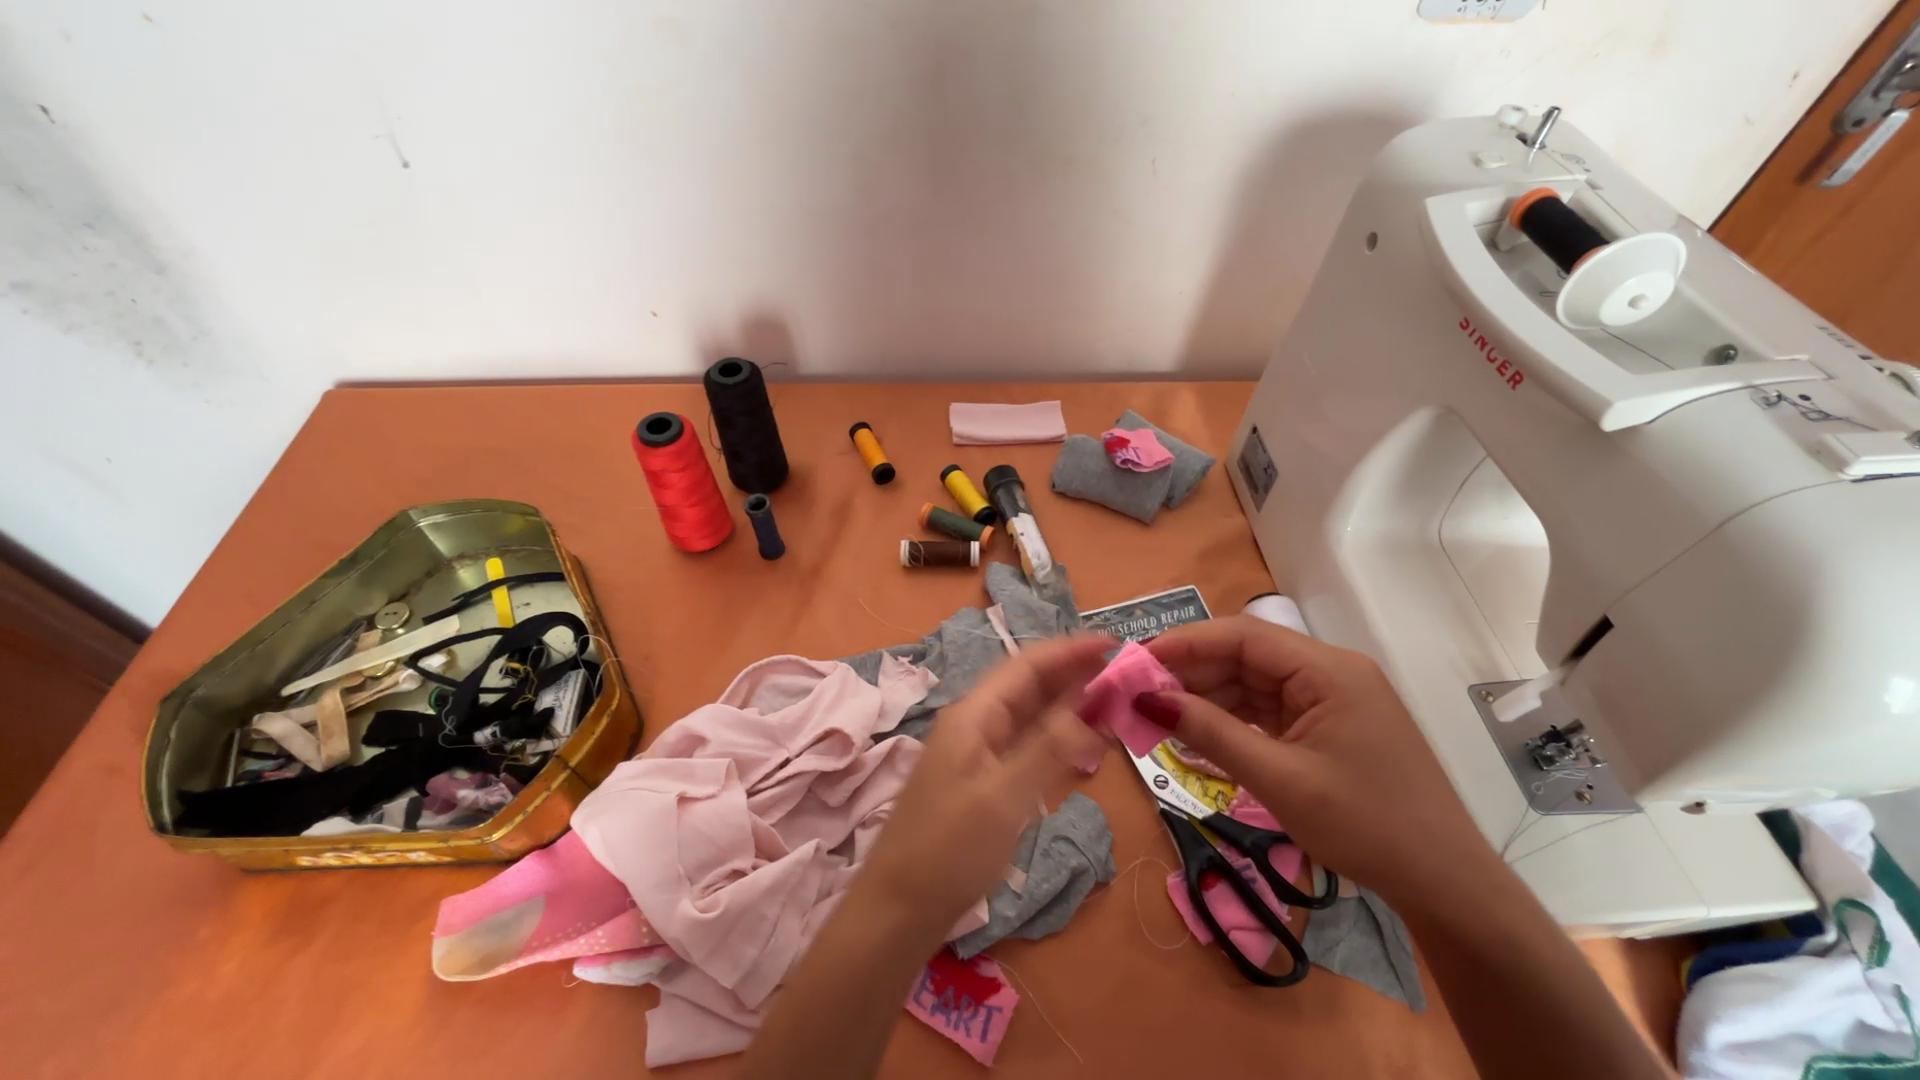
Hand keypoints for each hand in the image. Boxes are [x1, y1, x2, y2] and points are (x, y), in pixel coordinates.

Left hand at [857, 635, 1111, 935]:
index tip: (1116, 646)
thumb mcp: (1004, 797)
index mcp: (973, 716)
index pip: (1027, 666)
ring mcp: (977, 756)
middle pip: (1029, 687)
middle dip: (1074, 675)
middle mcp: (974, 726)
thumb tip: (1090, 704)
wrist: (899, 910)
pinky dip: (1057, 741)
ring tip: (1113, 703)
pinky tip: (1082, 746)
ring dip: (1069, 707)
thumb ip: (1049, 748)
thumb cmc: (948, 850)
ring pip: (1030, 718)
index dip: (1071, 651)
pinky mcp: (983, 785)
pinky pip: (1025, 748)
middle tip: (1125, 675)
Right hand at [1141, 616, 1490, 903]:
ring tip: (1158, 716)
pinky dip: (1234, 719)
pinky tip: (1199, 732)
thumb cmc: (1363, 825)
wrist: (1443, 881)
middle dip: (1191, 672)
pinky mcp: (1330, 725)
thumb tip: (1145, 699)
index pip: (1242, 635)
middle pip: (1247, 655)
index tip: (1135, 663)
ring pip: (1255, 682)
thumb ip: (1209, 732)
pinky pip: (1271, 709)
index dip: (1184, 644)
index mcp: (1327, 669)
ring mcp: (1332, 698)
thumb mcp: (1277, 778)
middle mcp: (1331, 671)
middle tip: (1137, 695)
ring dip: (1208, 697)